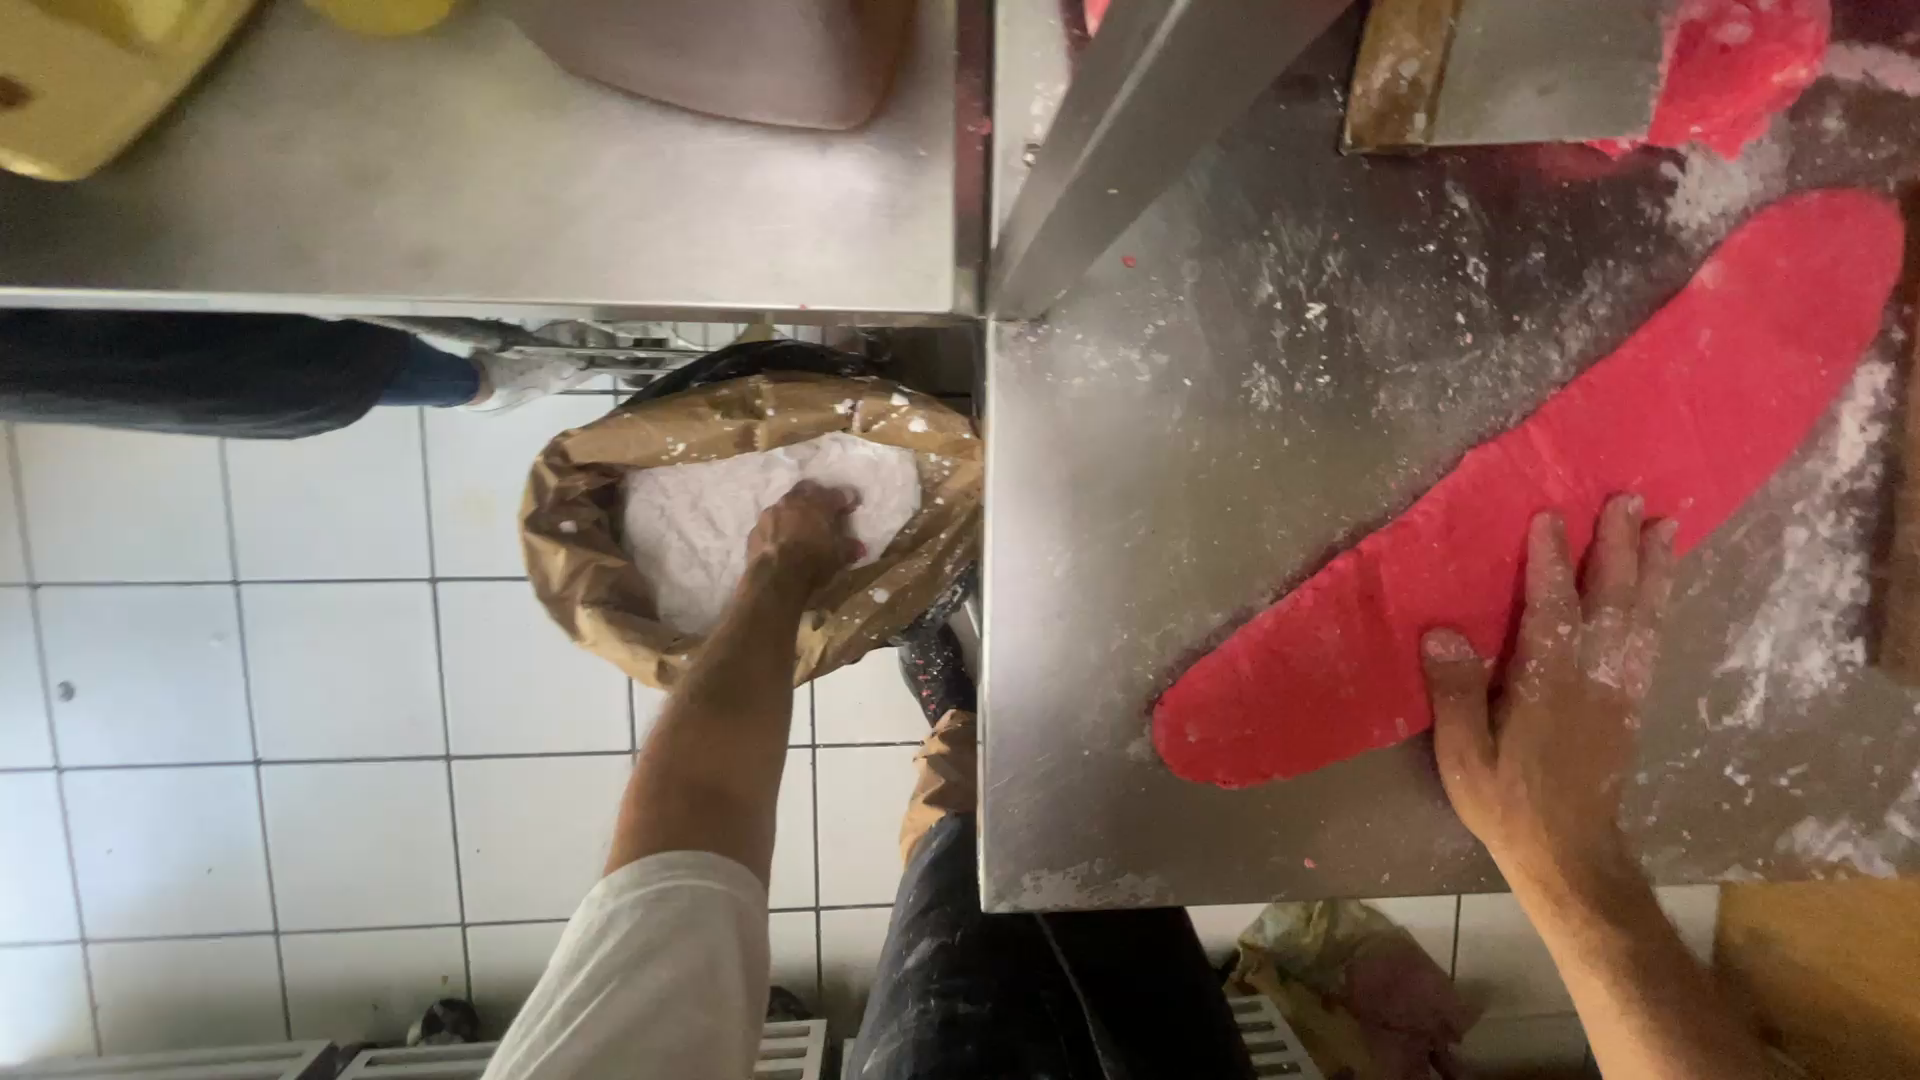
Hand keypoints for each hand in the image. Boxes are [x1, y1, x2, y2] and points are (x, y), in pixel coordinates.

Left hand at [745, 480, 861, 595]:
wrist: (776, 577)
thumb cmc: (814, 561)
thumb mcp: (838, 556)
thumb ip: (849, 548)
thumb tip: (858, 547)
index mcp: (818, 503)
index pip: (837, 494)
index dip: (846, 499)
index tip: (852, 504)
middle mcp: (793, 501)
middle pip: (807, 489)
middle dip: (816, 495)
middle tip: (823, 507)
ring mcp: (771, 513)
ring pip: (785, 504)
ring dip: (794, 511)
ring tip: (800, 524)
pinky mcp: (756, 529)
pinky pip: (771, 523)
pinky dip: (778, 527)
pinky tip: (782, 540)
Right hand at [1419, 494, 1676, 906]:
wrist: (1569, 853)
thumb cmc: (1505, 800)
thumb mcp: (1463, 753)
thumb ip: (1455, 693)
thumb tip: (1442, 631)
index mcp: (1548, 688)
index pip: (1552, 614)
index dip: (1551, 564)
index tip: (1549, 518)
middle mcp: (1594, 682)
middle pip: (1612, 606)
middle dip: (1621, 550)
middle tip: (1630, 501)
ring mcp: (1619, 693)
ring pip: (1641, 620)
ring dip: (1652, 571)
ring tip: (1664, 528)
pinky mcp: (1629, 706)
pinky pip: (1647, 645)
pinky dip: (1655, 607)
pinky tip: (1656, 590)